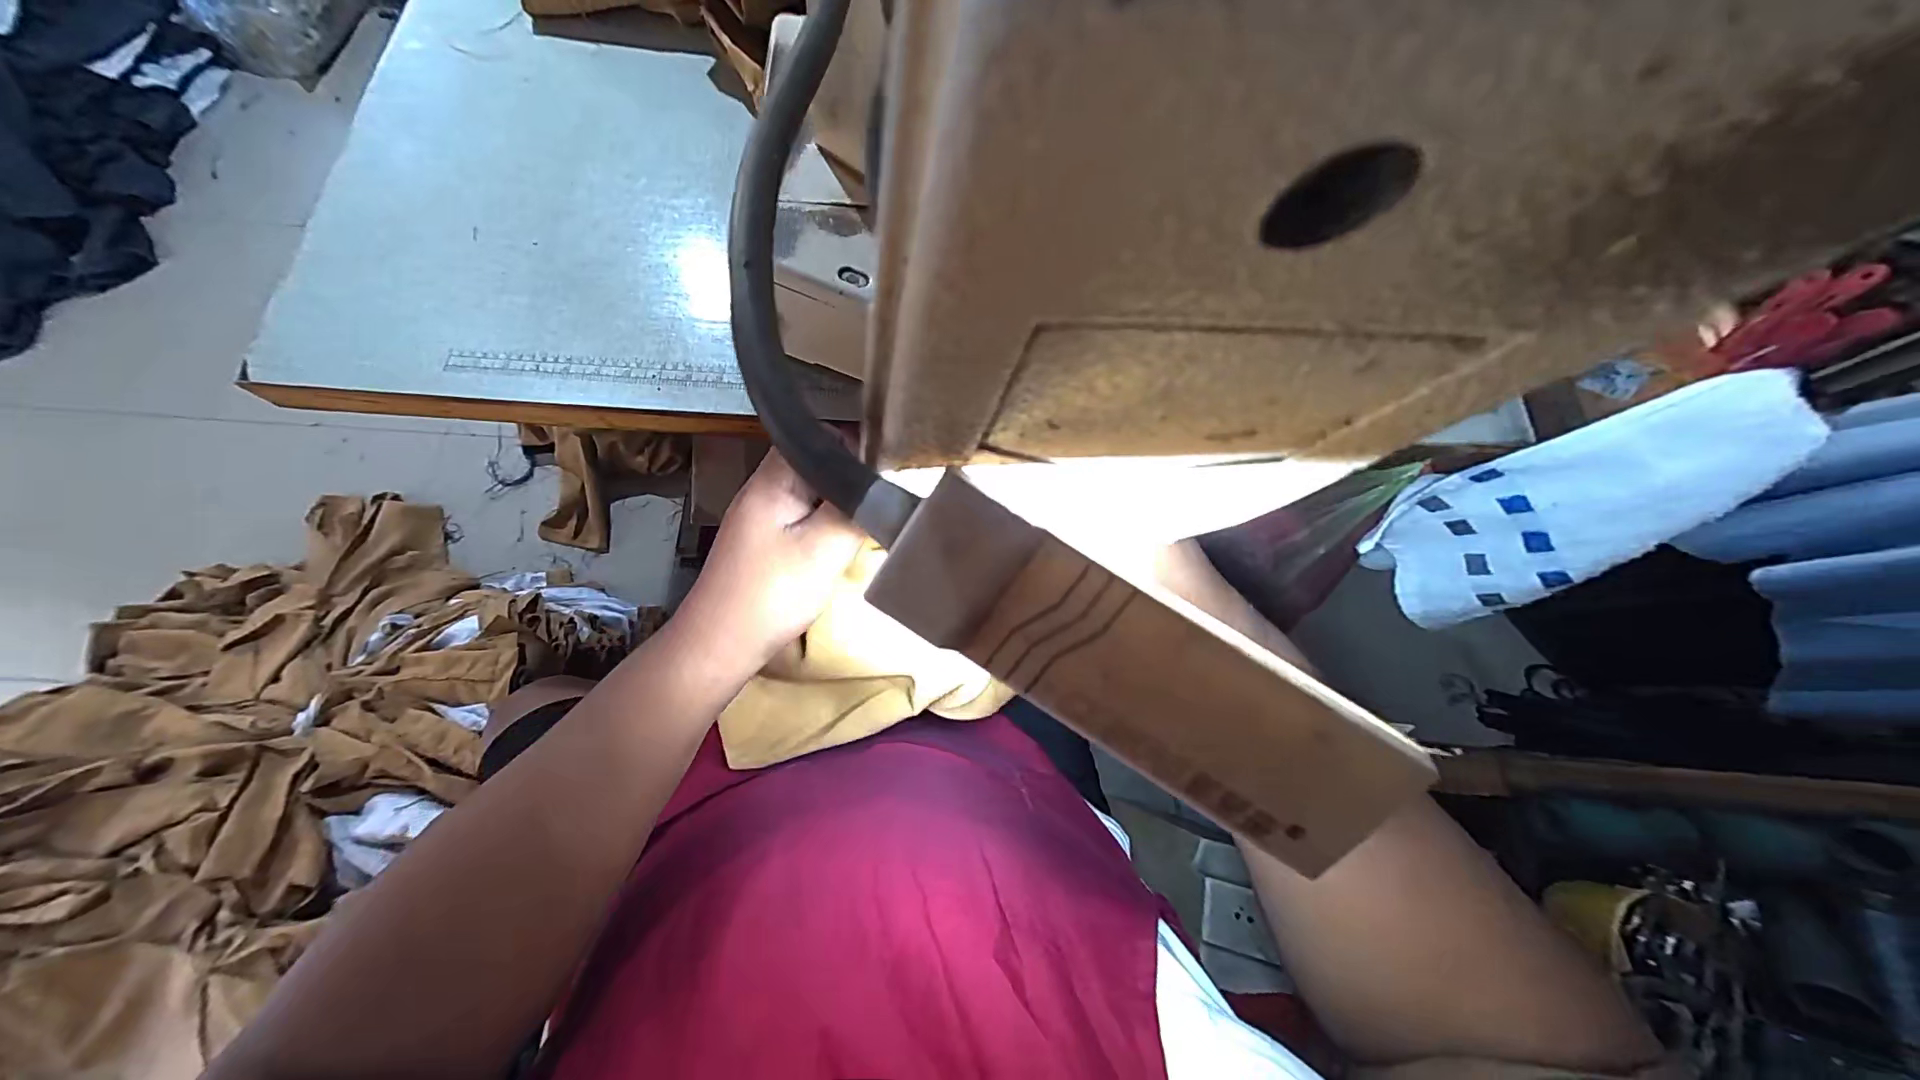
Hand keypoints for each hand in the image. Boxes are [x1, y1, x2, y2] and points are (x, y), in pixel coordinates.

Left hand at [677, 449, 866, 663]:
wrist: (720, 645)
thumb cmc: (771, 595)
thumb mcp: (825, 550)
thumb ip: (856, 510)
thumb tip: (882, 483)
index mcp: (774, 479)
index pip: (821, 436)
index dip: (857, 443)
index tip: (889, 464)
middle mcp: (763, 489)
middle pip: (817, 464)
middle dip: (851, 478)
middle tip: (882, 500)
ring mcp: (761, 516)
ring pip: (812, 494)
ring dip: (838, 506)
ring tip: (865, 524)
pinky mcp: (763, 541)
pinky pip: (803, 518)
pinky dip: (825, 527)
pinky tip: (838, 548)